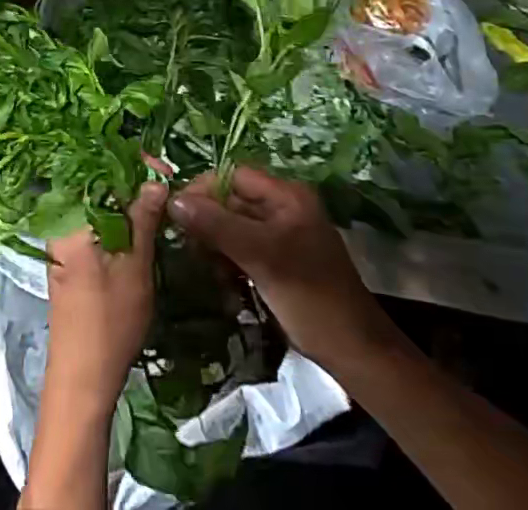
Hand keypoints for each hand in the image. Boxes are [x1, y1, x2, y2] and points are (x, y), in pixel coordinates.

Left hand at [45, 183, 166, 397]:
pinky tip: (140, 223)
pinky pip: (93, 221)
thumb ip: (142, 219)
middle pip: (96, 183)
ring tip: (159, 199)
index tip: (164, 171)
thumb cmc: (110, 321)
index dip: (132, 164)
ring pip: (96, 203)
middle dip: (132, 178)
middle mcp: (60, 222)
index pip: (98, 170)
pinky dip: (116, 217)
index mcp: (71, 219)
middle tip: (166, 184)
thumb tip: (154, 182)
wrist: (81, 375)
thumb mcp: (135, 267)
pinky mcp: (69, 255)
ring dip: (126, 198)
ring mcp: (62, 239)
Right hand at [170, 167, 392, 360]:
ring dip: (213, 244)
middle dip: (205, 220)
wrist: (354, 352)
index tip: (175, 212)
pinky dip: (225, 260)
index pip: (233, 175)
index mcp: (287, 196)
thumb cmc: (312, 297)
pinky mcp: (275, 261)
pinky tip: (220, 280)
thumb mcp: (262, 256)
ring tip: (202, 266)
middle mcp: (282, 208)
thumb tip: (174, 200)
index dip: (202, 188)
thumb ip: (217, 225)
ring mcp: (279, 236)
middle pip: (230, 200)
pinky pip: (239, 248)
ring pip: (231, 226)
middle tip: (185, 245)